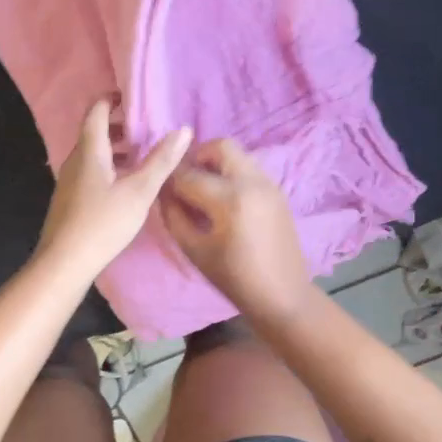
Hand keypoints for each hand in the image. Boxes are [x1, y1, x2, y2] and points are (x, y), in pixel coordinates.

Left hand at [37, 98, 191, 276]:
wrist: (64, 262)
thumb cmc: (103, 222)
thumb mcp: (139, 191)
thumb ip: (161, 160)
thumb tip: (183, 129)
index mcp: (90, 150)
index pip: (96, 110)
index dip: (112, 99)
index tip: (134, 99)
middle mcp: (75, 160)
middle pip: (95, 132)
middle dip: (120, 126)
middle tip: (146, 130)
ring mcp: (69, 181)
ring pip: (93, 154)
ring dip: (116, 150)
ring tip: (141, 158)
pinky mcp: (69, 200)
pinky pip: (90, 172)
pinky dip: (109, 168)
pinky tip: (125, 186)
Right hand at [161, 139, 312, 319]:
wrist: (282, 295)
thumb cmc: (233, 278)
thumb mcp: (194, 249)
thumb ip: (174, 215)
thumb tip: (163, 191)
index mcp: (231, 199)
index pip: (189, 174)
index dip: (169, 179)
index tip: (158, 187)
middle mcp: (253, 182)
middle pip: (220, 146)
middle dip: (196, 158)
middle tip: (184, 181)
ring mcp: (269, 184)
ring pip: (237, 155)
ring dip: (215, 165)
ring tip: (201, 192)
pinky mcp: (277, 191)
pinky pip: (248, 169)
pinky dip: (230, 174)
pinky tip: (221, 201)